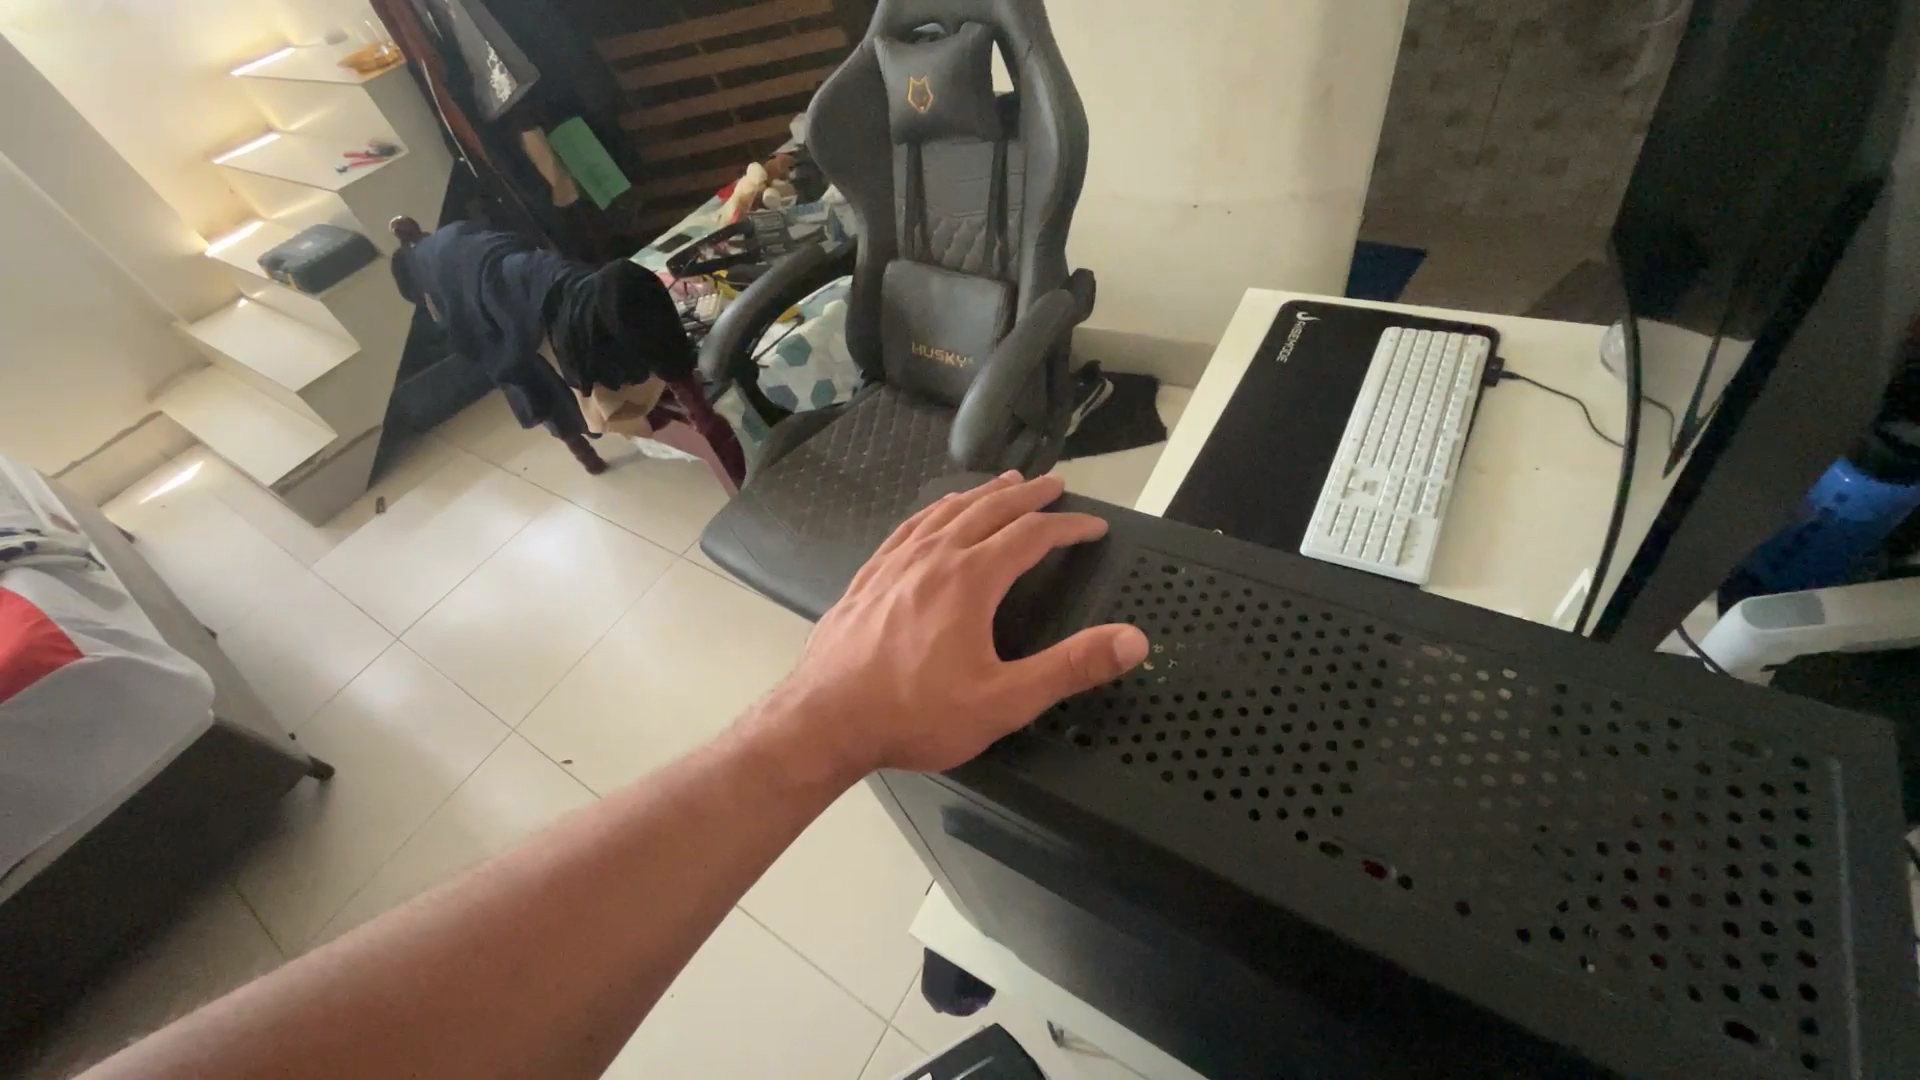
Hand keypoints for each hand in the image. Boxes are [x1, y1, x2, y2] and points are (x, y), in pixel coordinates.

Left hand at [779, 471, 1149, 775]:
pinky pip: (908, 527)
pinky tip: (936, 514)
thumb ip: (1070, 667)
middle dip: (1027, 494)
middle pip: (989, 509)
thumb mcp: (1004, 701)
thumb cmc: (916, 714)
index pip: (1032, 535)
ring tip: (1004, 482)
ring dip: (982, 494)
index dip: (1069, 526)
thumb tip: (1133, 640)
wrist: (825, 720)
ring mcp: (895, 562)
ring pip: (946, 511)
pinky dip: (934, 510)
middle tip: (1054, 483)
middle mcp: (933, 557)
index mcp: (971, 579)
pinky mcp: (868, 575)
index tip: (1095, 526)